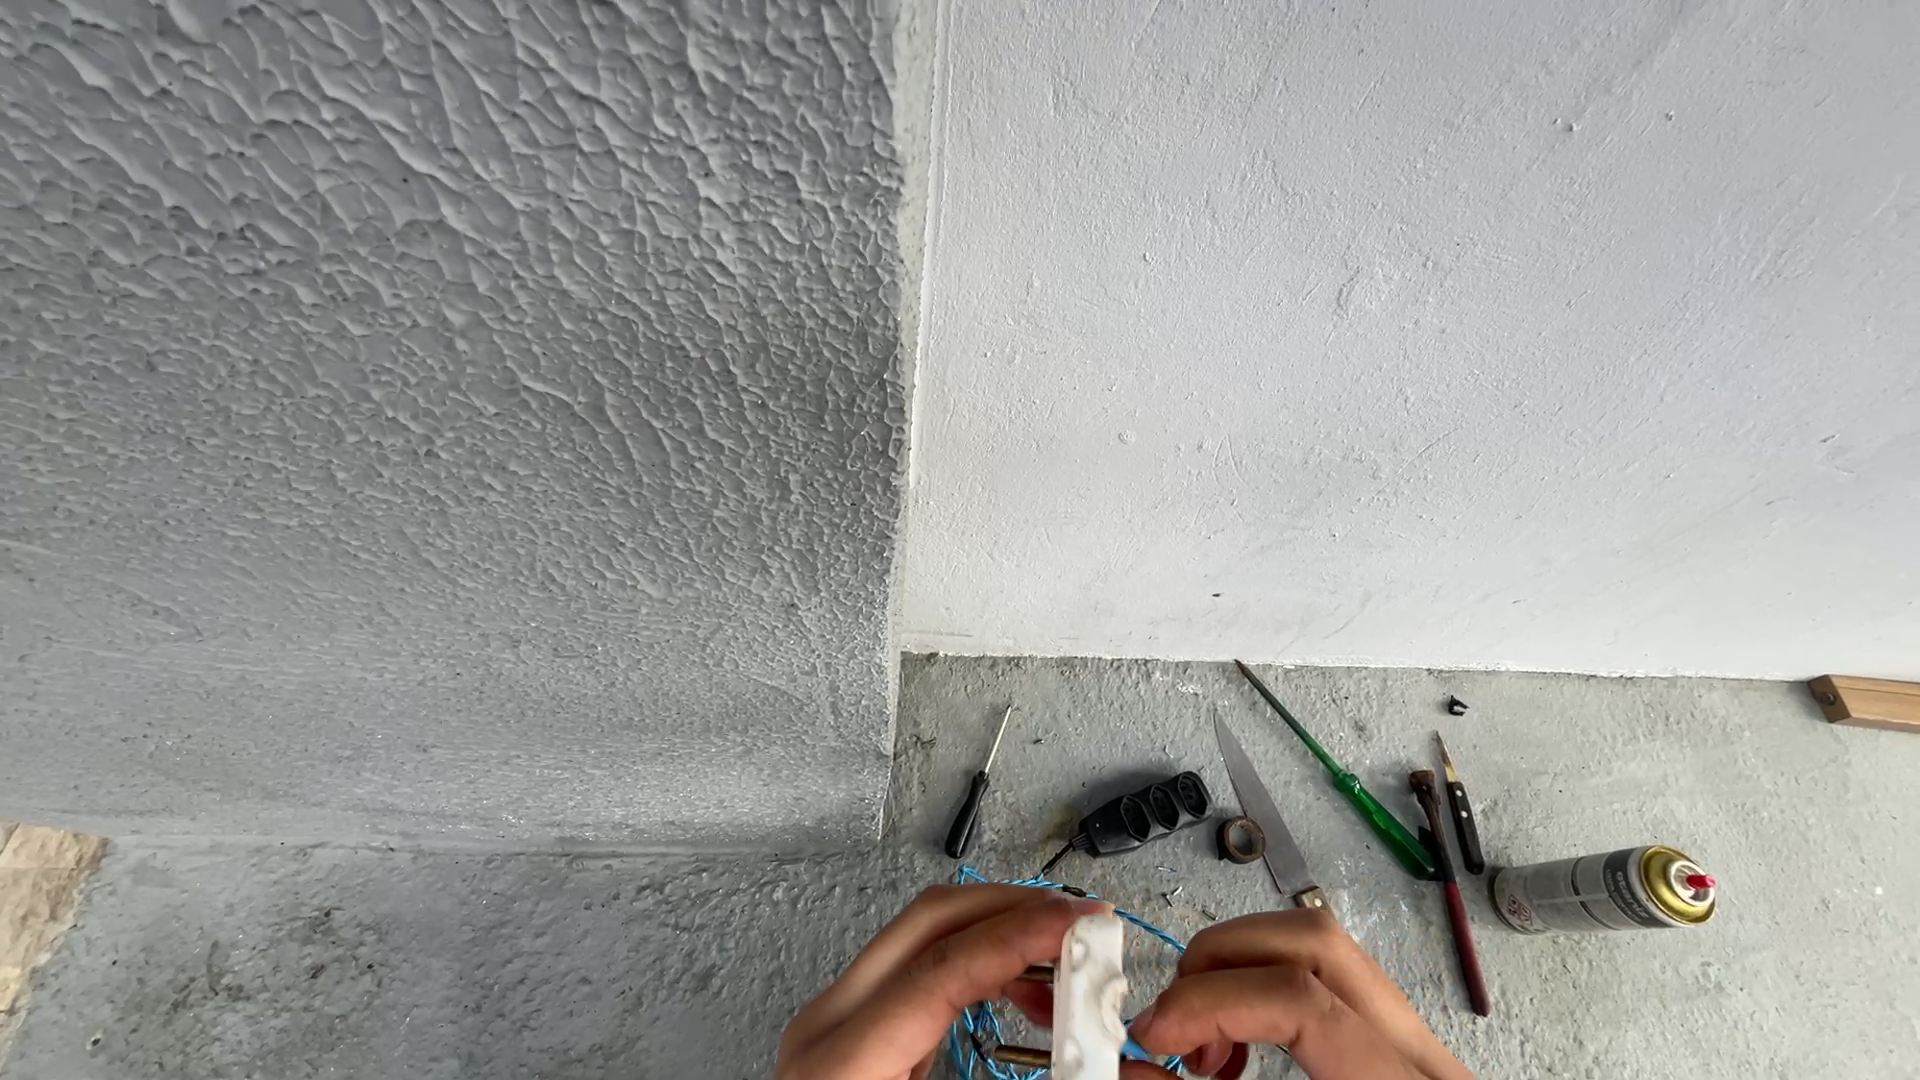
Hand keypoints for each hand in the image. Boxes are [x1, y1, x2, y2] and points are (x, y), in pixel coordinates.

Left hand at [776, 884, 1111, 1079]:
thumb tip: (1087, 1063)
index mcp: (842, 1063)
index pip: (940, 968)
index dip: (1014, 938)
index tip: (1072, 925)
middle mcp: (831, 1022)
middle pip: (929, 921)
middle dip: (1012, 909)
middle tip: (1076, 923)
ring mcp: (838, 1017)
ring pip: (926, 933)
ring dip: (1000, 933)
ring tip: (1061, 968)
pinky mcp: (855, 1026)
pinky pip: (923, 966)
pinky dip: (979, 964)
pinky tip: (1020, 993)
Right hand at [1127, 909, 1475, 1079]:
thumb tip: (1134, 1066)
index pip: (1301, 1001)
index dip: (1212, 1003)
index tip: (1154, 1033)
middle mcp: (1428, 1065)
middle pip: (1314, 944)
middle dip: (1221, 961)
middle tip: (1175, 1020)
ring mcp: (1423, 1051)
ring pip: (1320, 949)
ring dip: (1238, 972)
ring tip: (1205, 1042)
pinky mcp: (1403, 1052)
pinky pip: (1325, 983)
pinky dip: (1262, 993)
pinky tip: (1238, 1052)